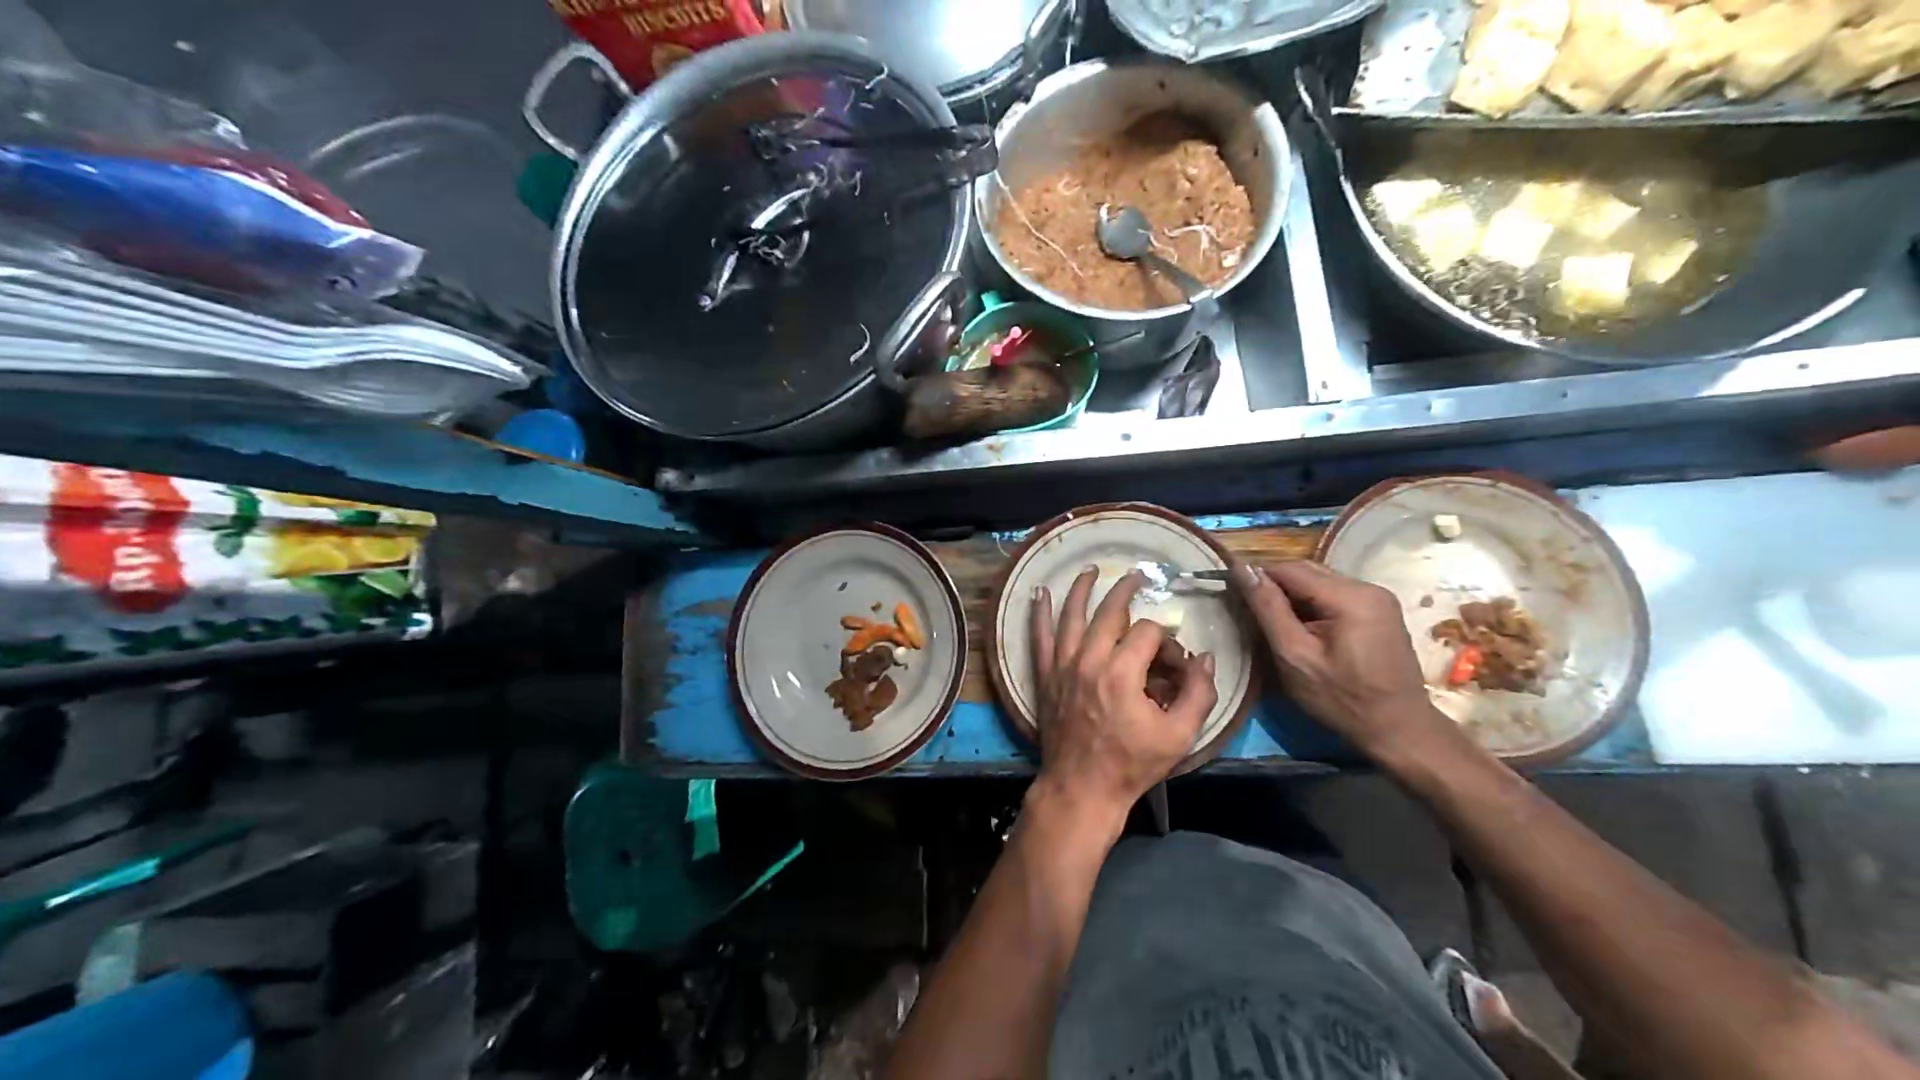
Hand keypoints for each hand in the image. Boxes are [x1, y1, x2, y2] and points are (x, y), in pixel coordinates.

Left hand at [1029, 569, 1217, 819]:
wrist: (1081, 788)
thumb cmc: (1131, 765)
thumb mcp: (1179, 736)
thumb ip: (1199, 694)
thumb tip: (1205, 658)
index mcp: (1122, 673)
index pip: (1148, 634)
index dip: (1167, 642)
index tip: (1174, 662)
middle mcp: (1088, 660)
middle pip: (1109, 613)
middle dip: (1126, 591)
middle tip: (1137, 577)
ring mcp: (1062, 667)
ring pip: (1071, 617)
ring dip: (1081, 590)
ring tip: (1091, 571)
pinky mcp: (1046, 677)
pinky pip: (1039, 638)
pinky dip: (1039, 613)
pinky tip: (1039, 593)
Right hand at [1231, 559, 1463, 761]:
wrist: (1398, 728)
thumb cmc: (1341, 699)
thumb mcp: (1295, 655)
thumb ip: (1268, 608)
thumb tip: (1241, 569)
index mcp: (1350, 596)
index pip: (1289, 569)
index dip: (1256, 576)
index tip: (1231, 592)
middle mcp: (1368, 587)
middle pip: (1307, 571)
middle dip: (1274, 585)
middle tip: (1248, 609)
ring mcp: (1378, 598)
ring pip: (1319, 581)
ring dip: (1292, 595)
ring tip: (1272, 620)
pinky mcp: (1379, 610)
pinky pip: (1334, 594)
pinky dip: (1311, 603)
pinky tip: (1301, 626)